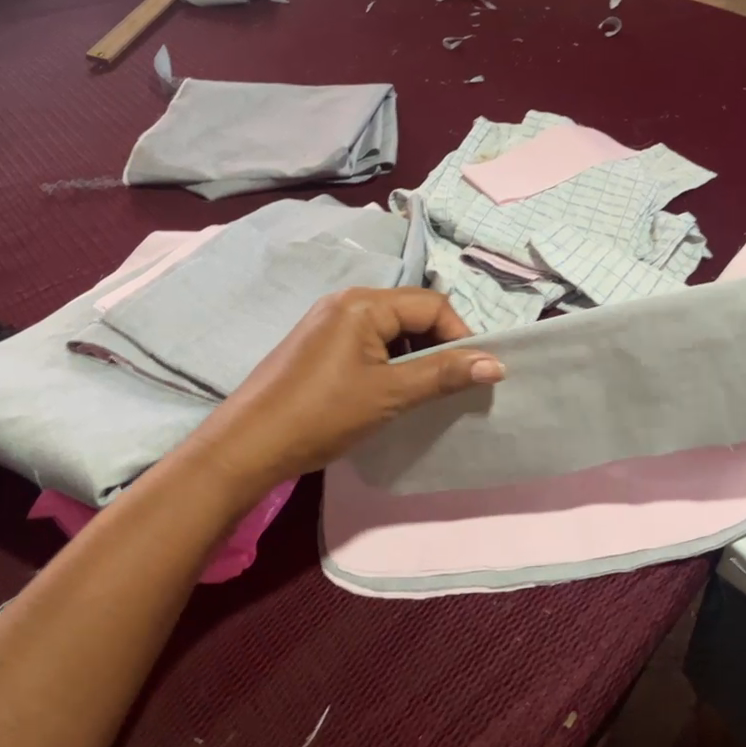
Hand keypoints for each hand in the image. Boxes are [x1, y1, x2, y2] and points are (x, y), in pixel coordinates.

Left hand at [191, 288, 503, 490]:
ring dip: (413, 355)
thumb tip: (497, 364)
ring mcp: (328, 320)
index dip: (460, 336)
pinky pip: (368, 340)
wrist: (248, 445)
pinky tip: (389, 391)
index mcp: (365, 303)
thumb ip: (444, 374)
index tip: (473, 374)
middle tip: (451, 385)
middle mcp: (347, 300)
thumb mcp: (390, 394)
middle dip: (438, 345)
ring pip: (390, 328)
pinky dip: (388, 360)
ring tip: (422, 392)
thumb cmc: (323, 414)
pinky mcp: (317, 343)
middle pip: (412, 312)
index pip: (432, 305)